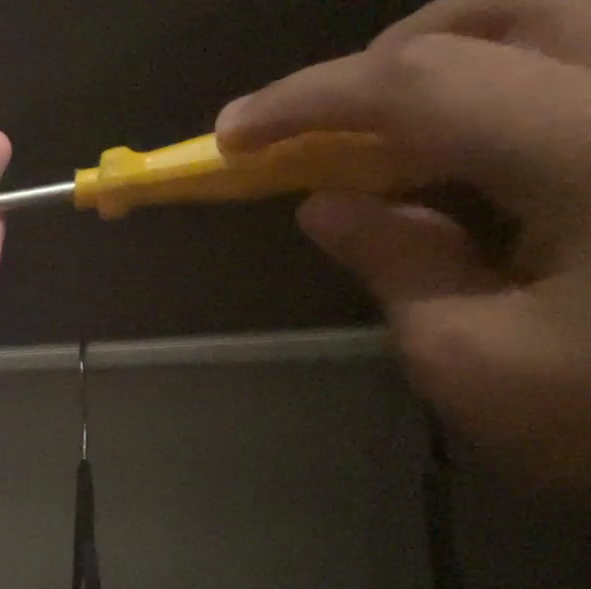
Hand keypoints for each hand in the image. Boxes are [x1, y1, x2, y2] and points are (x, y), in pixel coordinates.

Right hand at [217, 0, 590, 493]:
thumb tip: (327, 204)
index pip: (423, 82)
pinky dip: (521, 89)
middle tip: (321, 125)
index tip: (228, 133)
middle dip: (395, 55)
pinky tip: (485, 152)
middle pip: (514, 8)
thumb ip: (397, 264)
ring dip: (464, 59)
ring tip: (399, 131)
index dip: (310, 97)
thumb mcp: (472, 358)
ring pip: (570, 17)